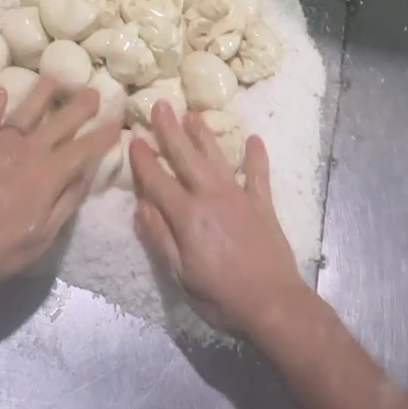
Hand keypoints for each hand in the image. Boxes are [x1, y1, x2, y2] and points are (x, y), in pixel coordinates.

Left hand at [0, 77, 120, 290]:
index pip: (84, 149)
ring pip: (26, 111)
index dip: (103, 135)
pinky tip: (0, 90)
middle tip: (93, 91)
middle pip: (61, 122)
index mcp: (50, 174)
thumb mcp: (45, 234)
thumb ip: (67, 201)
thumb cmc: (1, 248)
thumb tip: (86, 174)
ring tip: (53, 78)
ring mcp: (0, 144)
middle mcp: (29, 150)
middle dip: (80, 107)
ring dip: (41, 93)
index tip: (117, 122)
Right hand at [131, 102, 310, 335]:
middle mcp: (211, 197)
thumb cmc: (220, 296)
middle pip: (187, 158)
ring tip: (193, 114)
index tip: (133, 138)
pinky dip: (256, 157)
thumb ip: (160, 237)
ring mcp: (239, 198)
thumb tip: (141, 204)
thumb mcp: (180, 275)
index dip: (144, 160)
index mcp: (188, 216)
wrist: (273, 304)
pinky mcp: (262, 205)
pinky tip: (254, 139)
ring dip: (204, 136)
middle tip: (161, 104)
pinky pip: (258, 175)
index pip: (159, 181)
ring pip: (217, 159)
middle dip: (171, 131)